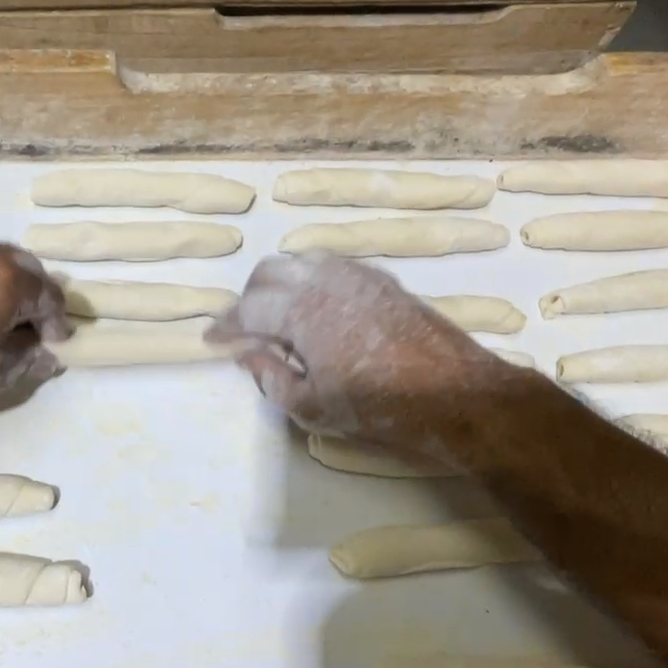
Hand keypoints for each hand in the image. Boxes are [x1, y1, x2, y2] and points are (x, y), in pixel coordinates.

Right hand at [206, 252, 499, 441]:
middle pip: (269, 271)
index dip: (225, 325)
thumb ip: (270, 377)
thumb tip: (246, 355)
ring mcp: (357, 275)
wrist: (457, 395)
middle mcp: (326, 280)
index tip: (211, 339)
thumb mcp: (312, 406)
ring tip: (276, 313)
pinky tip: (315, 306)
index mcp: (302, 310)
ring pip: (301, 261)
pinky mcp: (381, 280)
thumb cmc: (378, 407)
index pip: (248, 308)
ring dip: (279, 283)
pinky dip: (310, 279)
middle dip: (248, 297)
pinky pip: (331, 265)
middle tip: (243, 328)